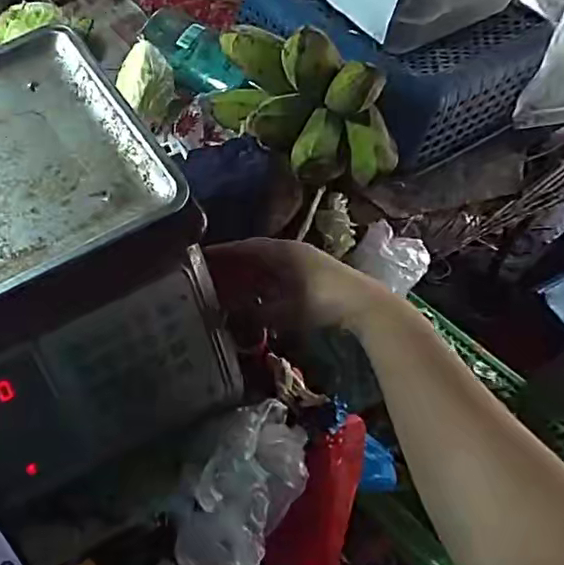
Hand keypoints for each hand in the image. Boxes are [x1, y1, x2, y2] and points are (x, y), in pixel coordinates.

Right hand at [205, 238, 395, 338]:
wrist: (364, 307)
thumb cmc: (322, 301)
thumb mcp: (284, 310)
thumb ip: (255, 312)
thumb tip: (229, 316)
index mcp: (282, 251)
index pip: (244, 248)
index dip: (221, 253)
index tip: (199, 259)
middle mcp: (290, 253)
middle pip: (253, 257)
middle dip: (230, 267)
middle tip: (206, 277)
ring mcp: (302, 264)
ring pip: (265, 269)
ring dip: (246, 279)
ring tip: (223, 291)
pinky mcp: (310, 279)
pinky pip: (277, 280)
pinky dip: (262, 288)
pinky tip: (251, 301)